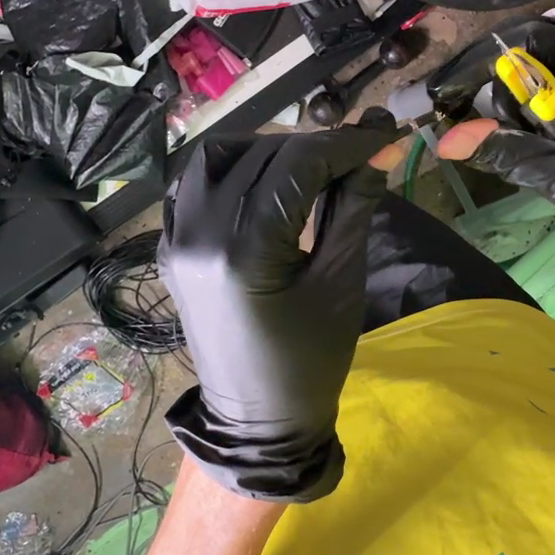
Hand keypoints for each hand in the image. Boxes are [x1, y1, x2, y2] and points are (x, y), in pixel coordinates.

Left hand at [159, 123, 392, 501]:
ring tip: (308, 166)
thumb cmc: (311, 359)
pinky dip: (229, 169)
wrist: (257, 421)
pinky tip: (262, 182)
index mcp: (244, 252)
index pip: (297, 165)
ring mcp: (175, 240)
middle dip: (315, 145)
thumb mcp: (341, 281)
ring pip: (217, 157)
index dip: (346, 142)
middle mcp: (198, 235)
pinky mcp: (170, 247)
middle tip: (357, 154)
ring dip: (266, 149)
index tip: (384, 133)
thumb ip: (354, 205)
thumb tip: (382, 148)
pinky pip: (192, 185)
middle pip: (260, 154)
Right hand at [435, 18, 554, 297]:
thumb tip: (445, 141)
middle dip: (505, 90)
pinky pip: (553, 88)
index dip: (483, 59)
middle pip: (533, 49)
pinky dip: (534, 114)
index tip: (447, 90)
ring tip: (538, 150)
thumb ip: (507, 152)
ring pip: (539, 69)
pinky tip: (538, 143)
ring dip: (523, 109)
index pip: (535, 38)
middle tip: (487, 129)